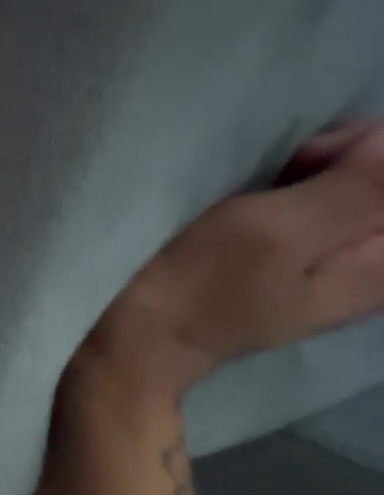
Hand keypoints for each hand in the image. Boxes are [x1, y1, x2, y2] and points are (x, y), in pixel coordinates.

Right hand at [73, 120, 383, 407]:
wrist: (135, 342)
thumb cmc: (198, 285)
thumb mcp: (271, 230)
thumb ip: (355, 188)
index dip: (363, 152)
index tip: (300, 160)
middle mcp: (375, 268)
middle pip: (376, 189)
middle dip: (334, 165)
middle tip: (268, 177)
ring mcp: (330, 272)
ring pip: (344, 200)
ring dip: (302, 183)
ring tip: (248, 196)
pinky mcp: (288, 272)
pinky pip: (313, 219)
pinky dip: (283, 202)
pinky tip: (243, 214)